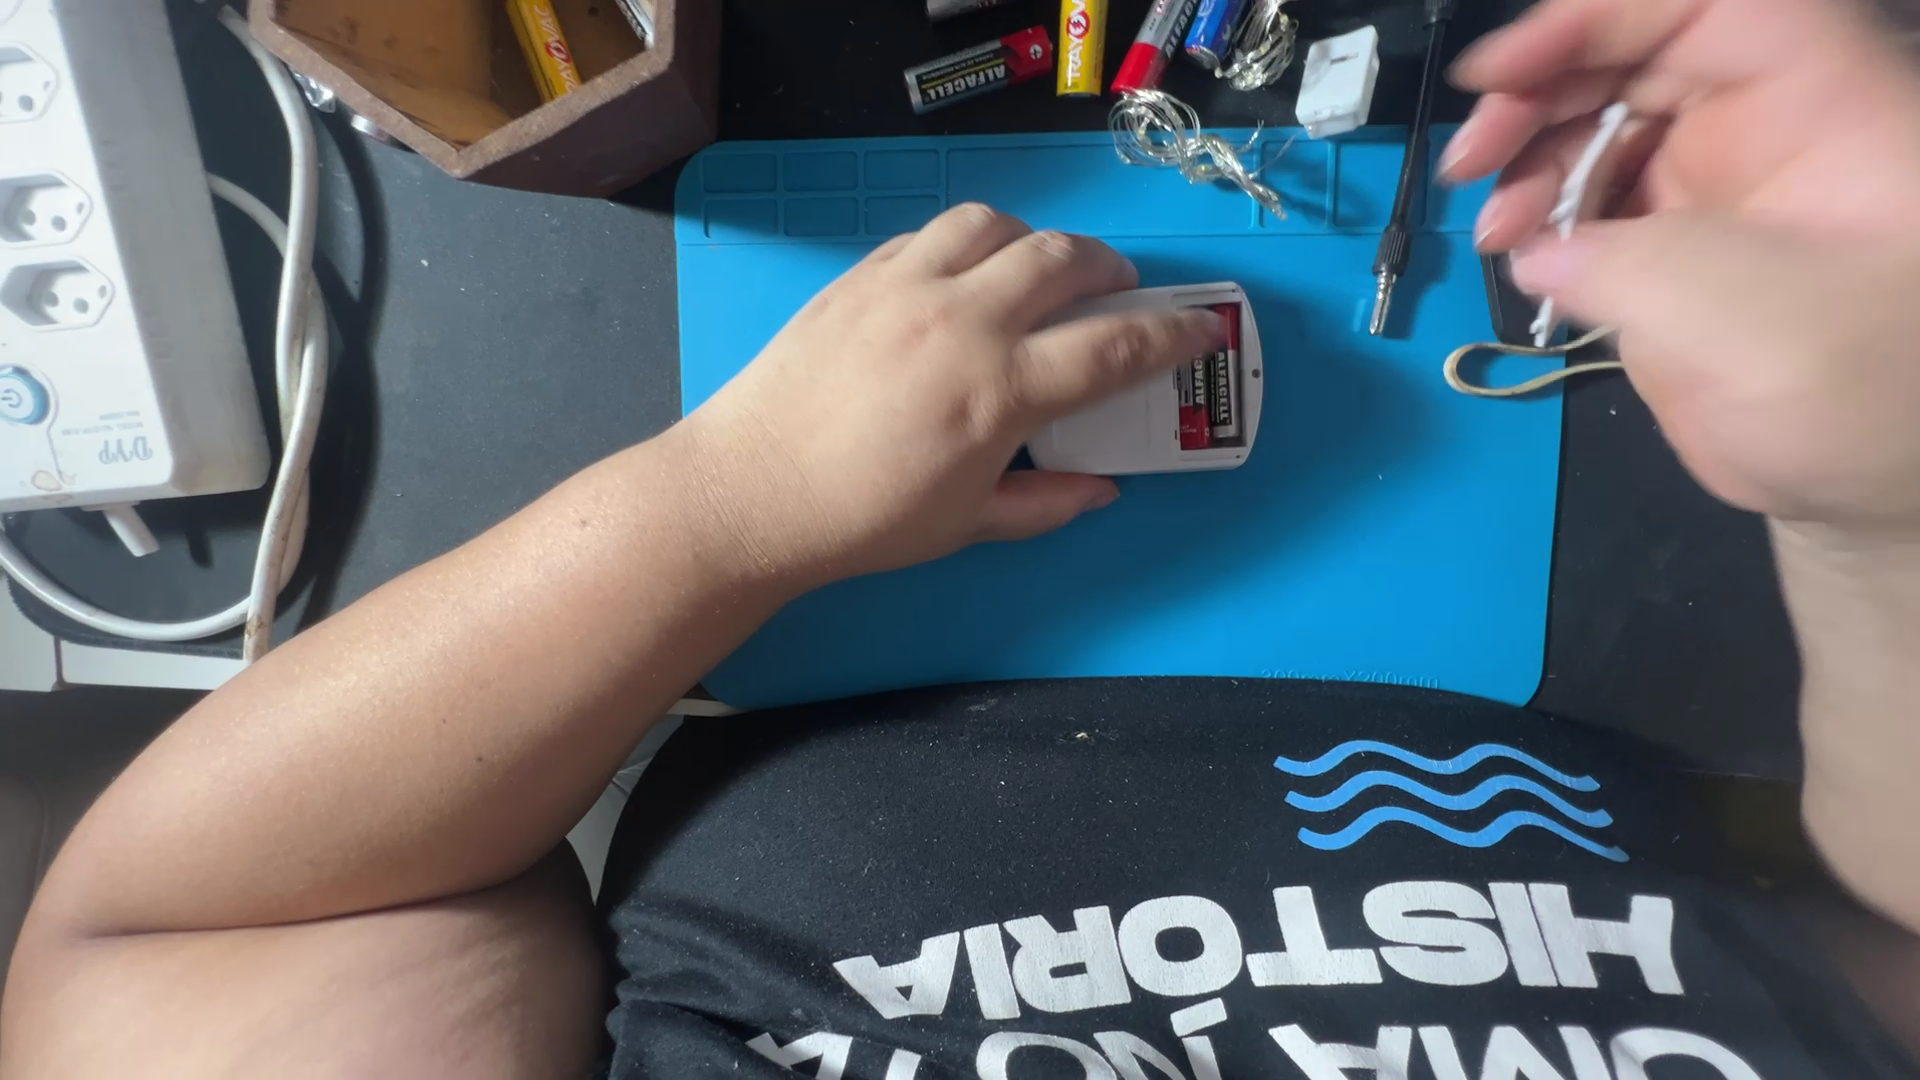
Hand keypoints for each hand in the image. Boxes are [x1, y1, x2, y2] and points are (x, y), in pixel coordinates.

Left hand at [671, 204, 1225, 585]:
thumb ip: (1045, 501)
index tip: (1202, 327)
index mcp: (999, 389)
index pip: (1113, 348)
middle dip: (1108, 270)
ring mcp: (905, 287)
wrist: (753, 492)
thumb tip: (1102, 489)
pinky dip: (966, 247)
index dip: (1172, 336)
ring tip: (1035, 274)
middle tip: (1116, 293)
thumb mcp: (967, 524)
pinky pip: (930, 235)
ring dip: (1033, 243)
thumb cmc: (864, 521)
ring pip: (994, 225)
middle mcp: (961, 320)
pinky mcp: (859, 277)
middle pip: (1062, 260)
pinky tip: (961, 280)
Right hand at [1443, 0, 1919, 537]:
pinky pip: (1583, 205)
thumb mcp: (1762, 321)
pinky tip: (1514, 256)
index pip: (1706, 11)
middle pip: (1634, 63)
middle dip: (1535, 98)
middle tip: (1467, 164)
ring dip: (1523, 167)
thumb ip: (1642, 266)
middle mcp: (1762, 134)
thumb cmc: (1867, 399)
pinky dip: (1534, 220)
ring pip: (1595, 132)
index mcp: (1821, 110)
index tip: (1494, 74)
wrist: (1875, 479)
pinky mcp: (1665, 252)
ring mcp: (1709, 194)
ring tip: (1494, 231)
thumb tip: (1545, 250)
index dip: (1593, 22)